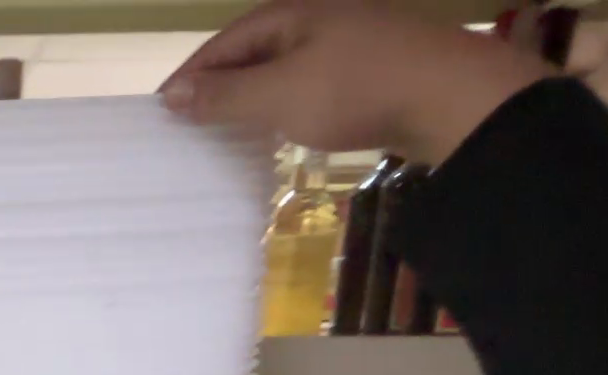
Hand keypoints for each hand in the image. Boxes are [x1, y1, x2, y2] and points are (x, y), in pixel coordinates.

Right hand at [160, 0, 551, 163]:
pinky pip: (299, 82)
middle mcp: (314, 19)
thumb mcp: (279, 94)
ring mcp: (341, 42)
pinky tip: (268, 126)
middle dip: (213, 84)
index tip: (159, 110)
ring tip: (215, 128)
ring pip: (275, 68)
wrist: (447, 97)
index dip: (188, 75)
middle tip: (182, 121)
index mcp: (291, 14)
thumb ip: (225, 96)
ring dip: (243, 96)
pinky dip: (273, 104)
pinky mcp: (360, 69)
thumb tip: (173, 96)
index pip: (223, 43)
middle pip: (248, 51)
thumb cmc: (355, 89)